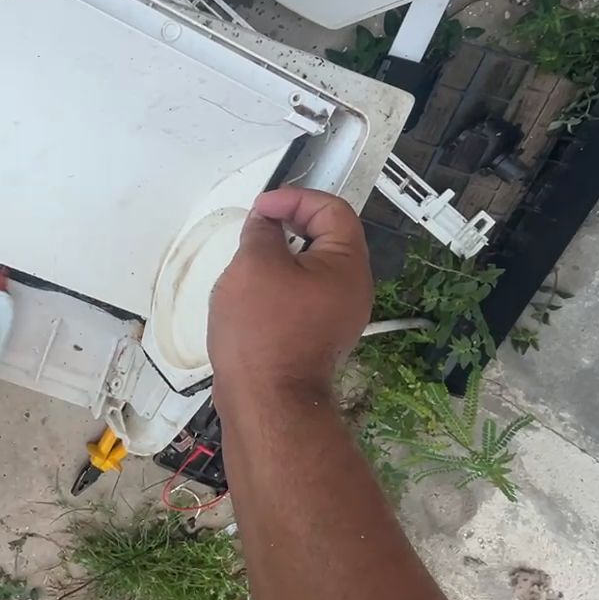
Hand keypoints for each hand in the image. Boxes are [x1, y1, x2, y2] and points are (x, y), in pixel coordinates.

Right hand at [208, 188, 372, 410]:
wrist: (267, 400)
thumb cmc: (262, 328)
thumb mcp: (254, 265)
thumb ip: (261, 231)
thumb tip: (265, 221)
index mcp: (346, 265)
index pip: (332, 210)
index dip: (294, 199)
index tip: (259, 208)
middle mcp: (351, 288)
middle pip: (325, 238)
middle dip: (287, 224)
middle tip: (254, 228)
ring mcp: (335, 315)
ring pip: (310, 267)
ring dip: (279, 256)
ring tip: (247, 261)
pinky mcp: (315, 335)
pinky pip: (300, 294)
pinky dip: (278, 283)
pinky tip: (250, 295)